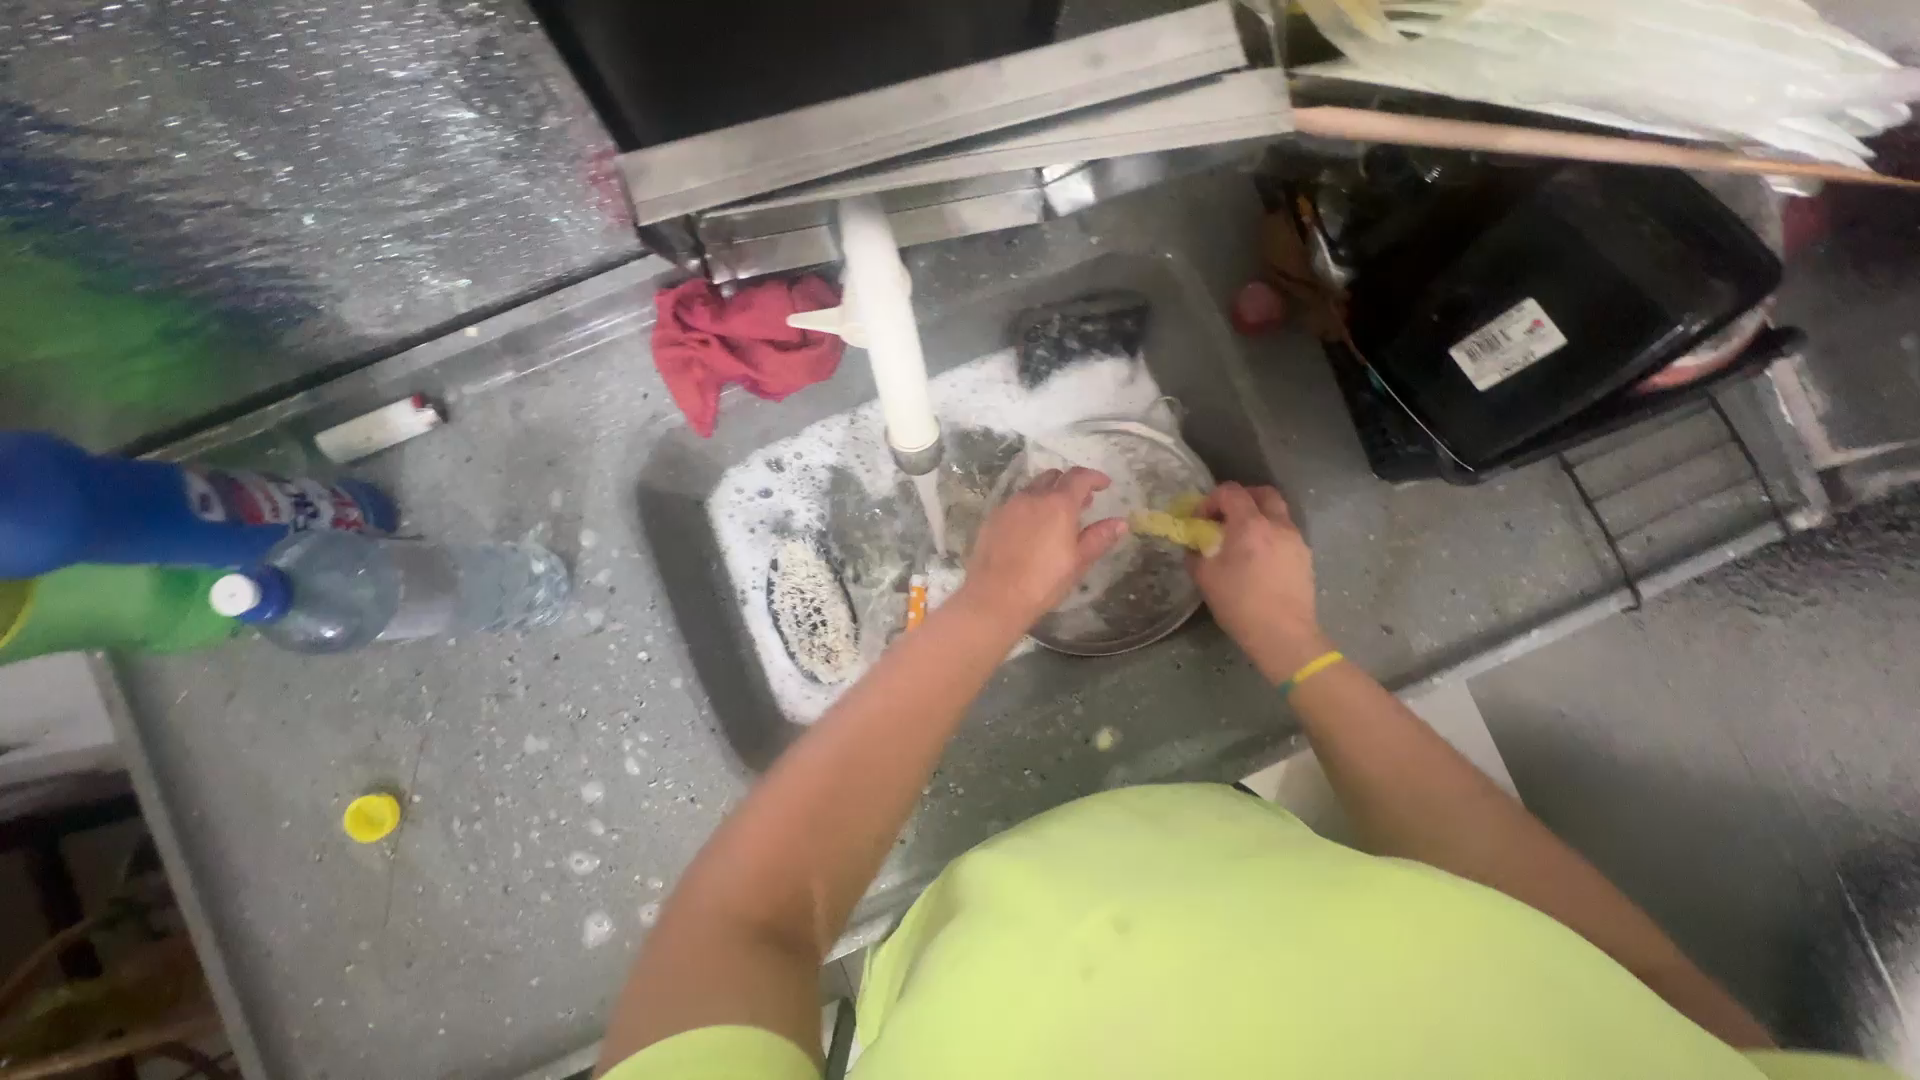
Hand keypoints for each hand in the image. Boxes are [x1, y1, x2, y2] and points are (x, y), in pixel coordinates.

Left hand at [959, 467, 1128, 630]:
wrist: (995, 597)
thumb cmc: (1043, 582)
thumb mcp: (1078, 562)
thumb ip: (1099, 537)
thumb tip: (1120, 522)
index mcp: (1058, 504)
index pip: (1079, 477)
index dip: (1094, 477)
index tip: (1105, 485)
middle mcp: (1031, 497)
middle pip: (1053, 477)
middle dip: (1070, 483)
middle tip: (1083, 502)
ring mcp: (1008, 506)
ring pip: (1032, 488)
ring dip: (1049, 494)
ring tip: (1058, 516)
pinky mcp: (991, 519)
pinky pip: (1015, 503)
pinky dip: (1029, 507)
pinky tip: (1032, 528)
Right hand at [1187, 482, 1330, 683]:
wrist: (1283, 634)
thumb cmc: (1240, 604)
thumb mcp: (1205, 578)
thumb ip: (1196, 553)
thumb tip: (1195, 544)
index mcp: (1250, 525)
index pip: (1231, 491)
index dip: (1211, 500)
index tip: (1201, 520)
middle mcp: (1277, 524)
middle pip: (1263, 493)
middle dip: (1242, 499)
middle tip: (1226, 518)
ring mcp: (1296, 540)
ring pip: (1278, 513)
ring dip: (1258, 518)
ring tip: (1243, 542)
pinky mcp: (1305, 557)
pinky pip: (1286, 534)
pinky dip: (1271, 536)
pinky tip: (1260, 561)